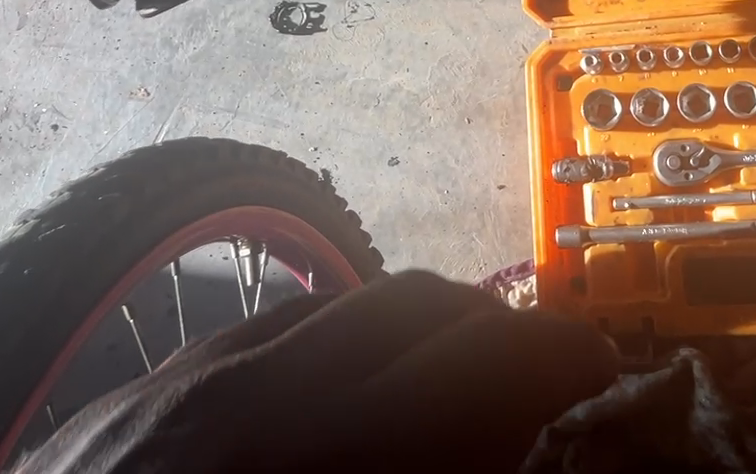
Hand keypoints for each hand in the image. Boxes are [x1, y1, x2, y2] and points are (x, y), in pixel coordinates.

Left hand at [17, 271, 617, 473]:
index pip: (474, 366)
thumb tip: (520, 454)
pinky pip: (287, 317)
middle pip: (424, 308)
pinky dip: (351, 332)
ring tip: (464, 366)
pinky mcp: (157, 378)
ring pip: (358, 299)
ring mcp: (199, 373)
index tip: (598, 372)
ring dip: (432, 322)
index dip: (553, 358)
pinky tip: (357, 377)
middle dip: (505, 329)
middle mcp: (259, 395)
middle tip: (547, 371)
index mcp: (321, 459)